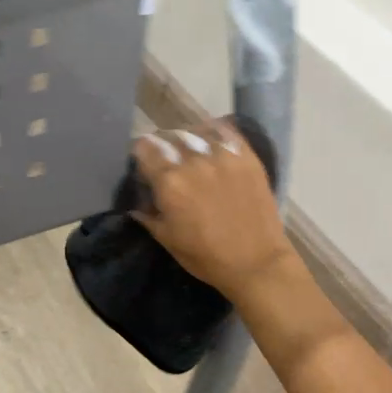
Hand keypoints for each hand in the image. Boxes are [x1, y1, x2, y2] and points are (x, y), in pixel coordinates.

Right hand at [130, 118, 294, 299]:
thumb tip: (136, 202)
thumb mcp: (166, 239)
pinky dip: (212, 132)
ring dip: (185, 138)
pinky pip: (225, 131)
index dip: (139, 154)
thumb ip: (147, 215)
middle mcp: (194, 161)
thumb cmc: (205, 256)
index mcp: (169, 182)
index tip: (140, 162)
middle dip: (160, 145)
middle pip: (168, 137)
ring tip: (186, 148)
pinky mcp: (246, 156)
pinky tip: (209, 141)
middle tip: (161, 157)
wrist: (255, 261)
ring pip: (195, 131)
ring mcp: (223, 156)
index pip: (144, 149)